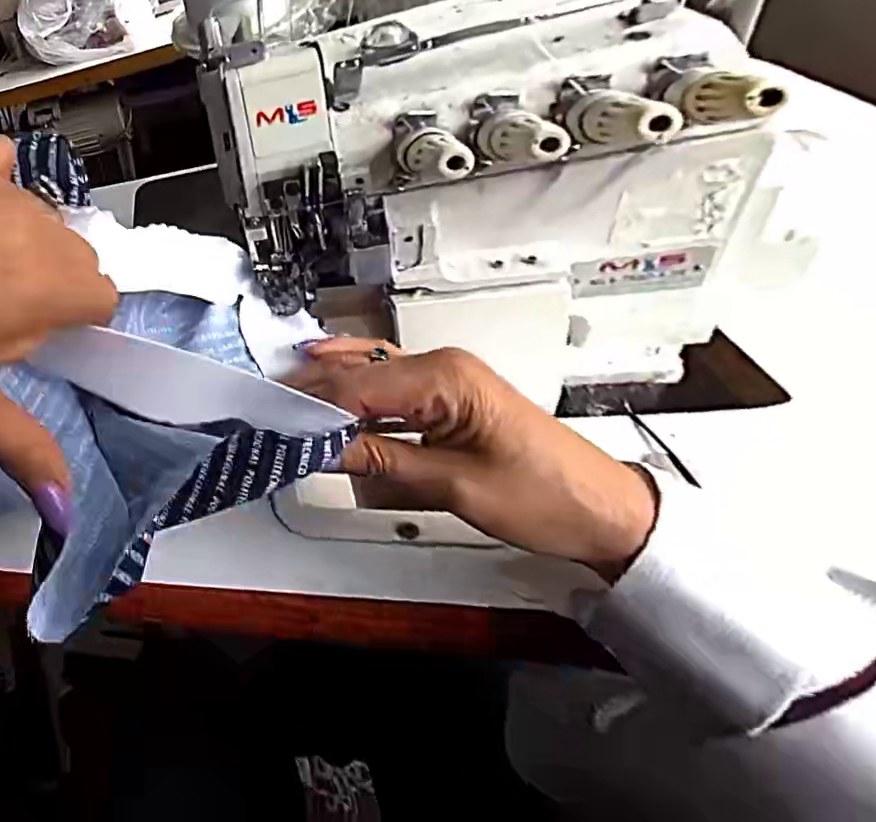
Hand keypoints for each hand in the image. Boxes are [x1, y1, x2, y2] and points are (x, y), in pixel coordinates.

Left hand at [0, 137, 116, 525]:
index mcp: (49, 285)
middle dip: (50, 285)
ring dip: (20, 244)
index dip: (72, 322)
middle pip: (75, 254)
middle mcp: (32, 225)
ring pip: (38, 216)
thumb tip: (66, 510)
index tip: (31, 341)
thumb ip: (28, 450)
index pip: (102, 296)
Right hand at [288, 339, 655, 580]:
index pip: (360, 385)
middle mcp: (442, 366)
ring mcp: (445, 376)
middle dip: (316, 390)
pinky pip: (389, 381)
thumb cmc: (546, 496)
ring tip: (287, 395)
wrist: (604, 510)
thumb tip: (325, 448)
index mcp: (447, 378)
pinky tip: (330, 374)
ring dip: (330, 384)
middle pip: (360, 371)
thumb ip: (382, 460)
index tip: (280, 423)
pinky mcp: (446, 393)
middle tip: (271, 409)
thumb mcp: (454, 484)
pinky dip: (356, 386)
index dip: (317, 406)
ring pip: (370, 369)